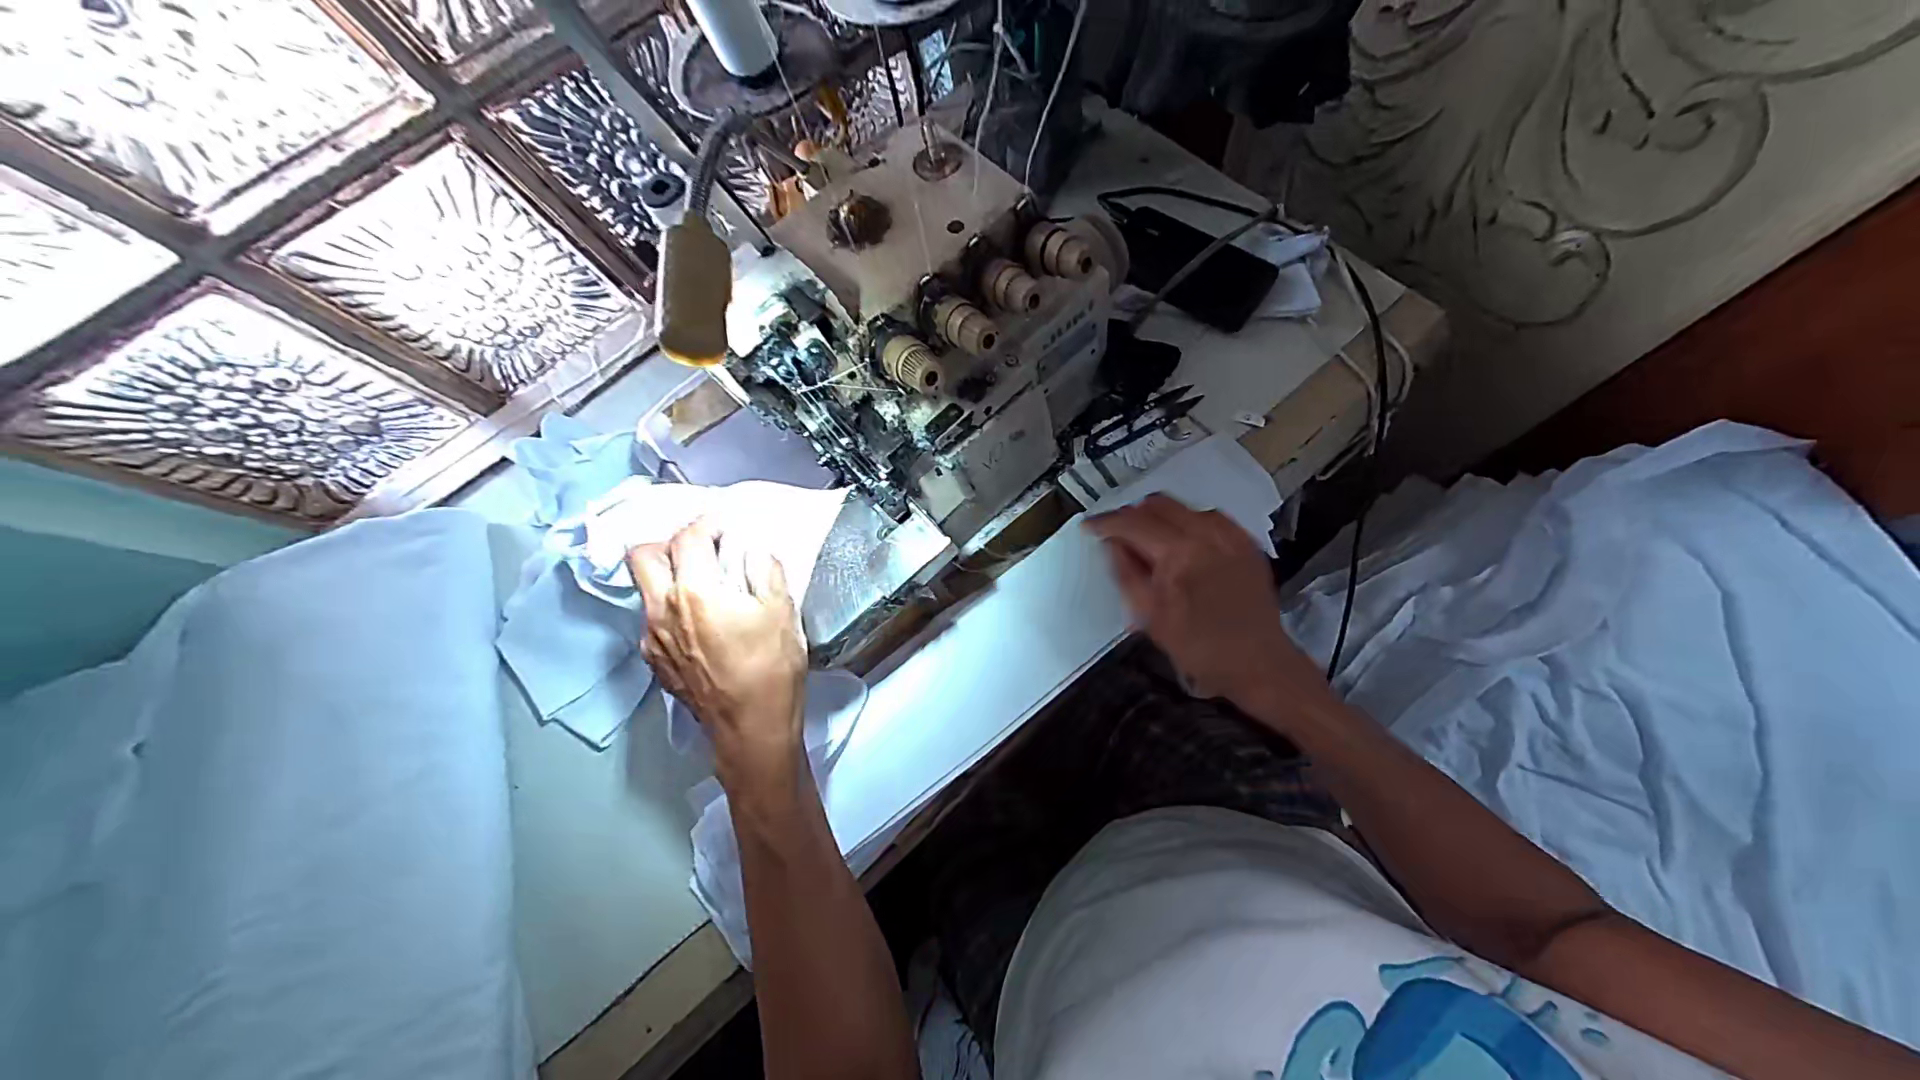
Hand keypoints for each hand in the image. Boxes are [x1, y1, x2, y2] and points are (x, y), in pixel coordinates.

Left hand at [627, 519, 806, 787]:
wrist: (752, 728)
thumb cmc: (771, 670)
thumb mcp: (782, 611)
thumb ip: (764, 571)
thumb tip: (751, 554)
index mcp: (695, 592)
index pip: (688, 538)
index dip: (707, 524)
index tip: (723, 526)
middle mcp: (663, 611)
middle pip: (643, 555)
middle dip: (669, 543)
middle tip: (699, 549)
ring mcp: (653, 638)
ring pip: (644, 589)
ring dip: (668, 576)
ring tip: (701, 584)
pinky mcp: (655, 661)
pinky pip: (652, 621)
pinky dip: (670, 609)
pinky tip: (699, 621)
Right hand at [1085, 494, 1334, 719]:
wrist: (1260, 664)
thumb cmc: (1200, 649)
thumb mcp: (1151, 617)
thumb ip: (1127, 574)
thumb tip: (1112, 544)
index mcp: (1180, 553)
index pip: (1133, 522)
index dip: (1106, 522)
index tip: (1089, 527)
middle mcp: (1207, 533)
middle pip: (1159, 505)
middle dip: (1131, 515)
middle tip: (1116, 535)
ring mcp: (1232, 536)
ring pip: (1184, 507)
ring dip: (1160, 518)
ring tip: (1148, 541)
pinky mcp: (1247, 544)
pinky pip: (1210, 518)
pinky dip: (1188, 524)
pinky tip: (1183, 544)